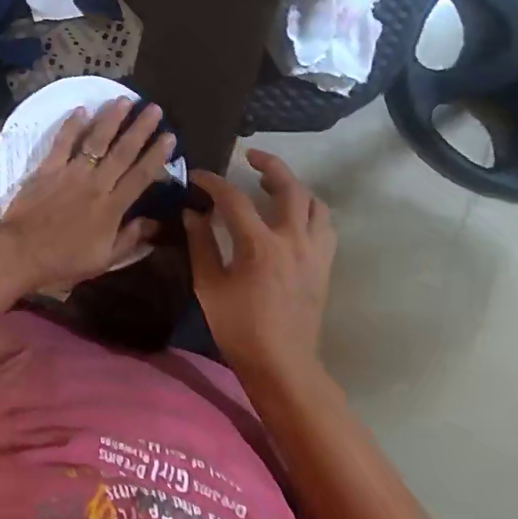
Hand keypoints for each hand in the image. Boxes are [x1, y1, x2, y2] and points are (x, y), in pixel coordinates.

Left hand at [0, 98, 177, 290]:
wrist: (22, 251)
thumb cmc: (64, 260)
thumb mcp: (104, 259)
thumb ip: (130, 239)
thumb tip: (154, 223)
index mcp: (112, 207)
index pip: (141, 176)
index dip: (157, 156)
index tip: (170, 137)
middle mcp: (95, 184)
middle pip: (122, 152)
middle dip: (140, 128)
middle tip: (154, 108)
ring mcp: (69, 173)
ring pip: (95, 141)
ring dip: (110, 119)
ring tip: (123, 100)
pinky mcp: (46, 169)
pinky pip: (61, 143)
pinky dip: (72, 125)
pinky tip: (82, 109)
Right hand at [183, 149, 335, 384]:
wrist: (281, 362)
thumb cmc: (237, 324)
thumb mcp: (208, 283)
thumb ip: (201, 243)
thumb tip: (193, 213)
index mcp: (260, 246)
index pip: (234, 199)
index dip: (213, 182)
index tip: (196, 175)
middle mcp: (294, 242)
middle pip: (290, 189)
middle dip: (270, 167)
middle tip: (250, 156)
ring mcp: (315, 253)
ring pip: (316, 205)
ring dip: (295, 187)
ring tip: (272, 183)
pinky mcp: (324, 266)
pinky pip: (324, 226)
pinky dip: (308, 211)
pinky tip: (291, 215)